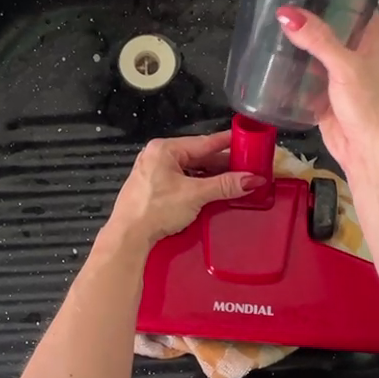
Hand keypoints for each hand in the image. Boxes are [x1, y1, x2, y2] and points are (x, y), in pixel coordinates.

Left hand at [105, 131, 265, 245]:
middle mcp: (158, 157)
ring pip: (191, 170)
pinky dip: (199, 186)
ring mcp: (154, 173)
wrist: (128, 236)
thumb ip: (224, 185)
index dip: (227, 142)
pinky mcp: (154, 190)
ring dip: (212, 177)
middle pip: (198, 157)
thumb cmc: (152, 210)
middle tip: (246, 167)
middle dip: (222, 164)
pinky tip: (213, 192)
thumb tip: (250, 179)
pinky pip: (183, 182)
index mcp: (164, 149)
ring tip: (234, 181)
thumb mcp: (195, 194)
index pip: (204, 142)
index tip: (245, 141)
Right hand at [275, 7, 378, 170]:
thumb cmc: (367, 105)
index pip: (358, 4)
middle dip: (311, 13)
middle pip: (333, 26)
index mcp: (371, 40)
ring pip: (317, 50)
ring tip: (271, 22)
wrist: (367, 152)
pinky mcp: (323, 94)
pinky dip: (292, 67)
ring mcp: (339, 75)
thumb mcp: (344, 67)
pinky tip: (272, 59)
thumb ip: (317, 40)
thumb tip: (285, 15)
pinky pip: (306, 75)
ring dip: (299, 40)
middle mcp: (356, 54)